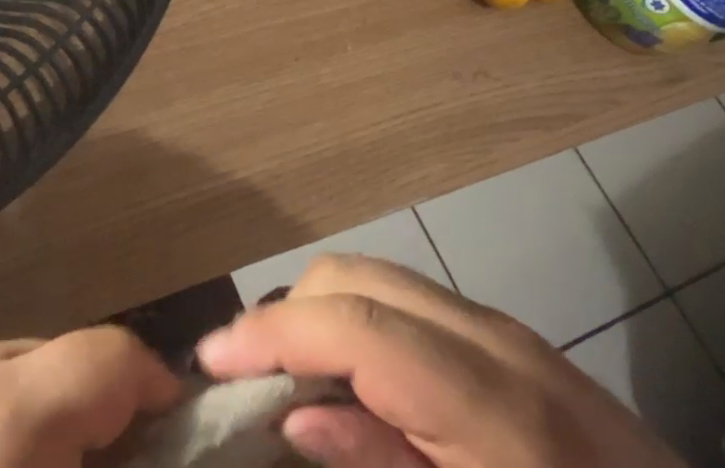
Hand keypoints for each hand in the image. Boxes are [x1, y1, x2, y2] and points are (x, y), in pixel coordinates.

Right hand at [197, 254, 684, 467]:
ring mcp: (510, 332)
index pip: (357, 327)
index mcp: (499, 408)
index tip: (211, 364)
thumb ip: (384, 466)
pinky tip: (350, 374)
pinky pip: (406, 300)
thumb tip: (295, 420)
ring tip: (291, 375)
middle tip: (250, 378)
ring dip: (317, 312)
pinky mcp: (513, 339)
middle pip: (355, 279)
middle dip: (287, 315)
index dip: (272, 334)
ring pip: (375, 277)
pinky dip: (355, 317)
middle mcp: (500, 344)